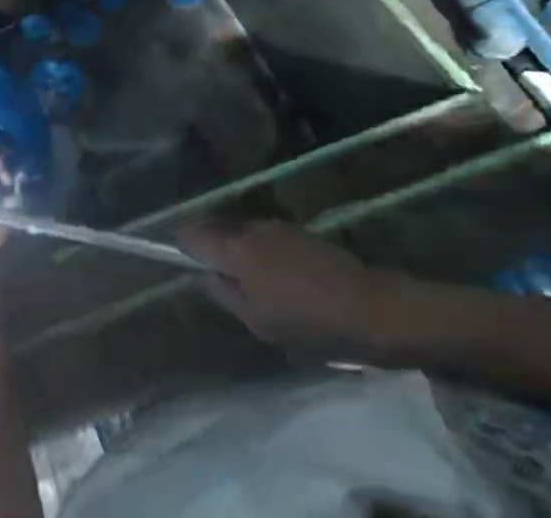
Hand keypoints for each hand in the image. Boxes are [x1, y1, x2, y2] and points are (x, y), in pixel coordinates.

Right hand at [177, 220, 423, 362]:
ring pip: (245, 234)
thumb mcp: (257, 321)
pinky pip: (268, 239)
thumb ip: (224, 293)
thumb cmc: (307, 322)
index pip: (194, 235)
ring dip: (239, 250)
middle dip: (211, 246)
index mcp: (236, 248)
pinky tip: (276, 279)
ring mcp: (281, 228)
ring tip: (246, 280)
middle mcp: (254, 228)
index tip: (178, 257)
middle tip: (211, 274)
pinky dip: (263, 253)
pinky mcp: (304, 234)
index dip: (182, 244)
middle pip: (219, 229)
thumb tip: (209, 274)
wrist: (372, 309)